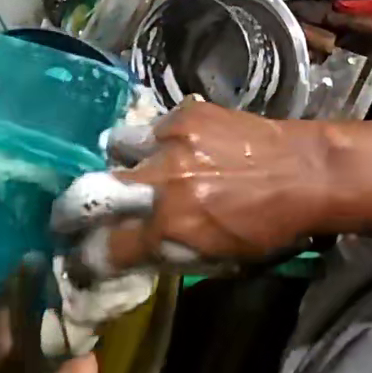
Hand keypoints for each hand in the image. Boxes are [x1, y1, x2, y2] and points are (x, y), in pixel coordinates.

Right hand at [67, 97, 344, 276]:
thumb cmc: (268, 227)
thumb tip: (126, 253)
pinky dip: (154, 142)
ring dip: (119, 163)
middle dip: (70, 209)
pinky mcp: (182, 113)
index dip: (86, 257)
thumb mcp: (219, 260)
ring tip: (135, 168)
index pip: (107, 247)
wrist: (305, 170)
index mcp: (173, 227)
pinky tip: (176, 148)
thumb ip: (167, 255)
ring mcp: (169, 140)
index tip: (77, 258)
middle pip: (90, 193)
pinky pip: (149, 129)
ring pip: (115, 148)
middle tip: (67, 214)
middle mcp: (161, 181)